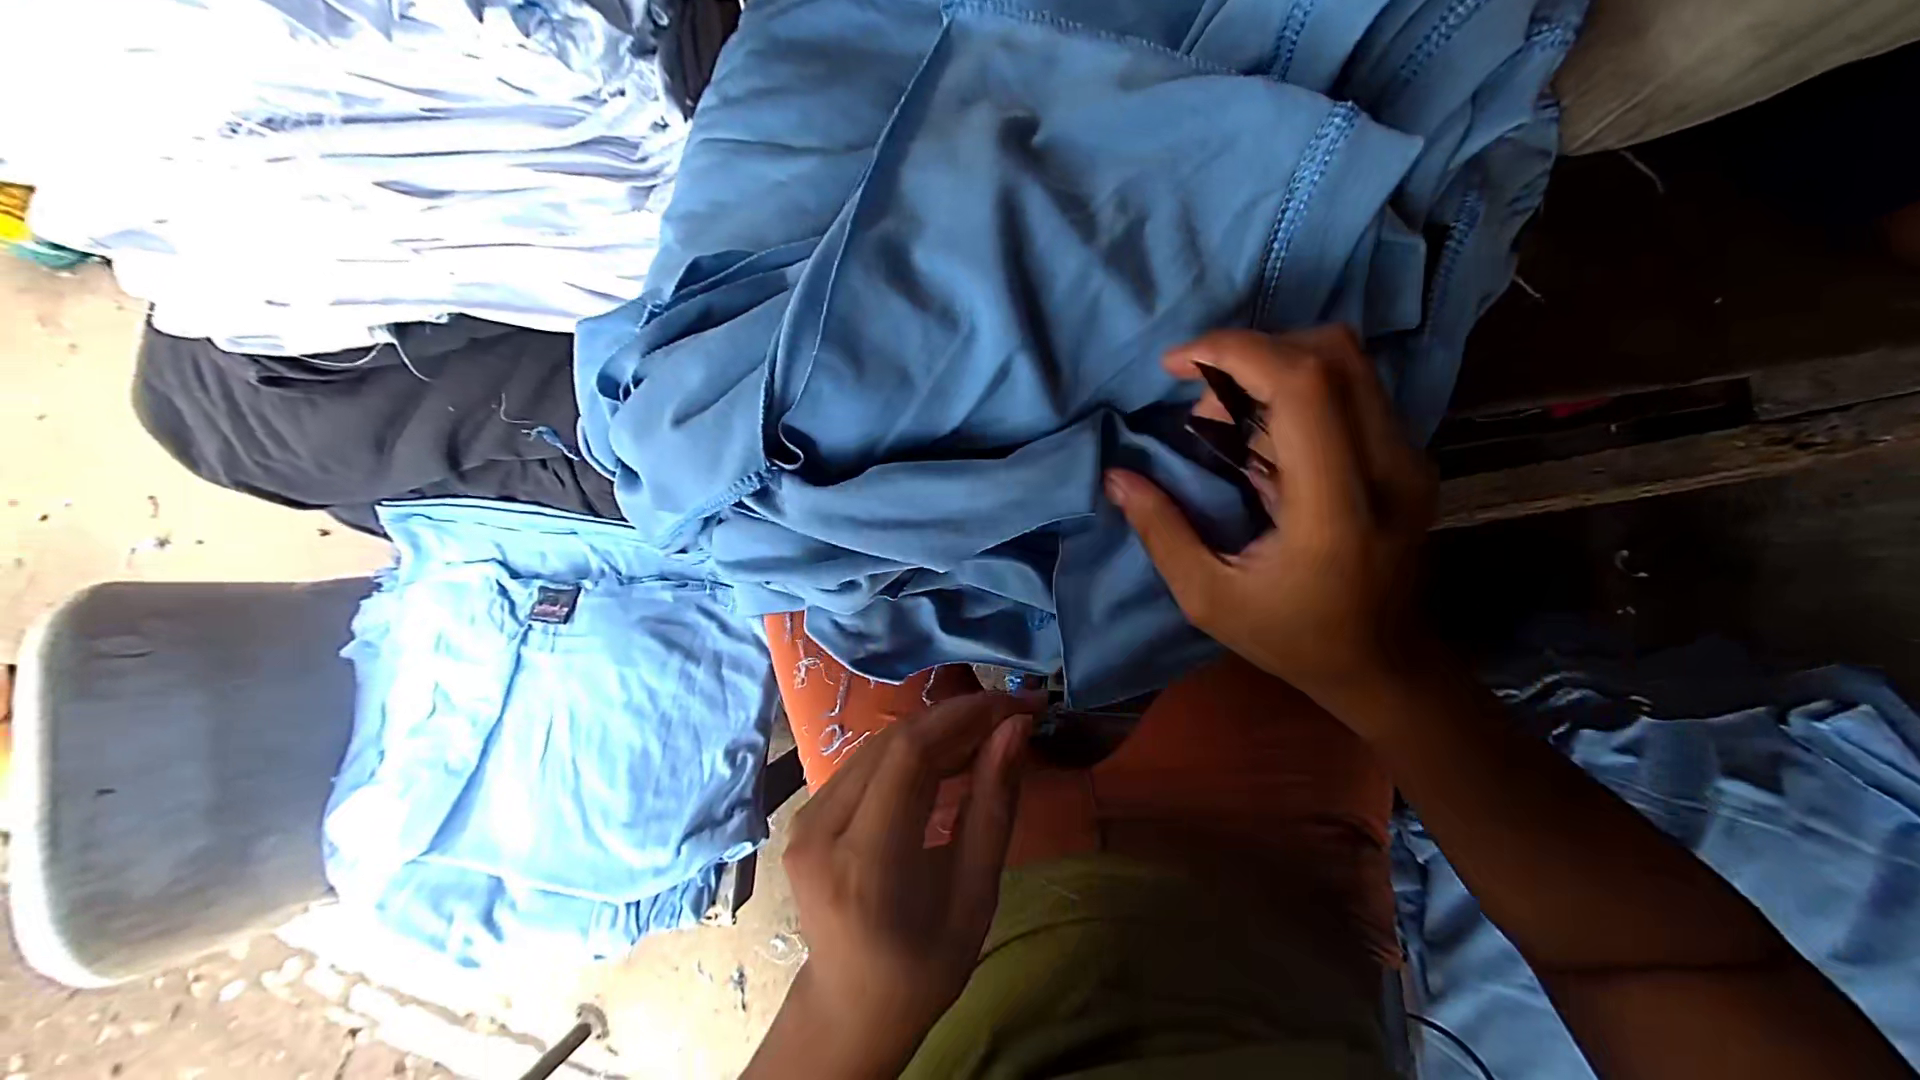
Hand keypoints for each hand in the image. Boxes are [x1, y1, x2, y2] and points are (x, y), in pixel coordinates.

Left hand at [750, 692, 1038, 1079]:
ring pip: (879, 744)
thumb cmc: (923, 966)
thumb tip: (1015, 730)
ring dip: (937, 730)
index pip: (910, 756)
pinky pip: (866, 762)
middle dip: (956, 718)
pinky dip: (913, 749)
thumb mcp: (975, 895)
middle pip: (893, 741)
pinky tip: (949, 754)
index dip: (965, 717)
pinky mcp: (806, 813)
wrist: (850, 1005)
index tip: (1015, 705)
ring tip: (989, 732)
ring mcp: (804, 819)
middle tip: (1011, 714)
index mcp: (863, 863)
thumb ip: (994, 807)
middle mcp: (819, 830)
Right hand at [1105, 325, 1436, 711]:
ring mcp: (1407, 458)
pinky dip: (1292, 393)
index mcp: (1336, 507)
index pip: (1304, 385)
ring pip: (1344, 362)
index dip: (1236, 352)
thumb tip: (1116, 476)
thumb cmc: (1291, 638)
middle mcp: (1387, 467)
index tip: (1177, 364)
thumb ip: (1161, 530)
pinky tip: (1261, 443)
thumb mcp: (1208, 598)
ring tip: (1226, 429)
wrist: (1384, 666)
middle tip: (1202, 411)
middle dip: (1248, 357)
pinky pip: (1349, 390)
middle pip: (1330, 354)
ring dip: (1269, 373)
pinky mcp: (1407, 457)